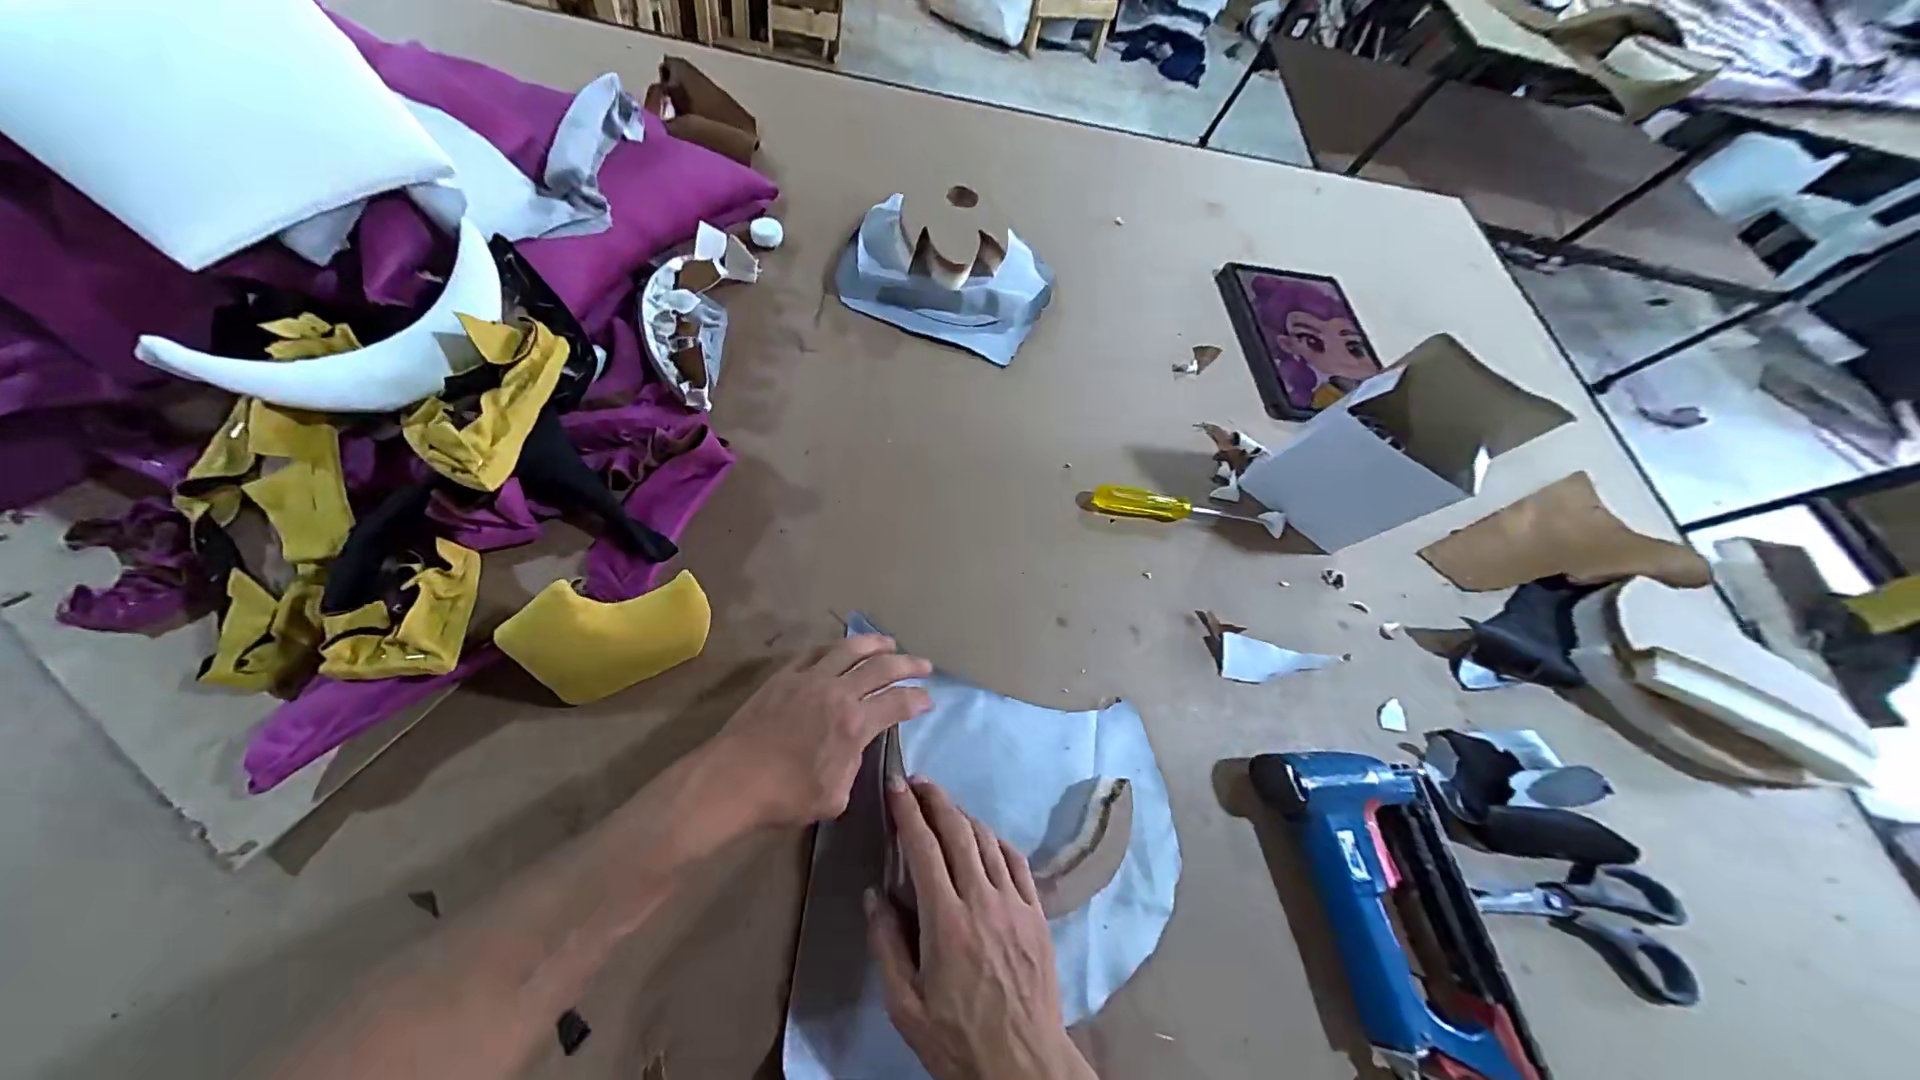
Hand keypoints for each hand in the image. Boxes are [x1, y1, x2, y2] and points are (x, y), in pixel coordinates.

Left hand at [714, 634, 932, 827]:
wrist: (730, 780)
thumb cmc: (783, 796)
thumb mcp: (834, 796)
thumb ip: (852, 767)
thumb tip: (852, 750)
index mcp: (854, 724)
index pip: (898, 703)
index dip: (919, 700)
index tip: (928, 700)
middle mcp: (838, 693)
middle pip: (882, 667)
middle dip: (909, 665)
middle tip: (924, 666)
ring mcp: (809, 679)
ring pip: (849, 649)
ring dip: (875, 643)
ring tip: (889, 643)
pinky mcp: (784, 677)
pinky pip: (815, 652)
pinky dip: (835, 647)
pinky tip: (841, 648)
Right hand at [867, 778, 1096, 1079]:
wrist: (1024, 1067)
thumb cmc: (956, 1038)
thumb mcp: (904, 1005)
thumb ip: (886, 944)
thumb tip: (875, 893)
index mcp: (946, 921)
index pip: (923, 848)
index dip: (907, 811)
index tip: (895, 785)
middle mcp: (983, 900)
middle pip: (958, 832)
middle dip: (935, 799)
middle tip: (918, 781)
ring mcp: (1015, 903)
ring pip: (987, 841)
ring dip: (963, 815)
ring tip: (943, 805)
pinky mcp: (1037, 912)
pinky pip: (1017, 861)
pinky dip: (996, 840)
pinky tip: (984, 837)